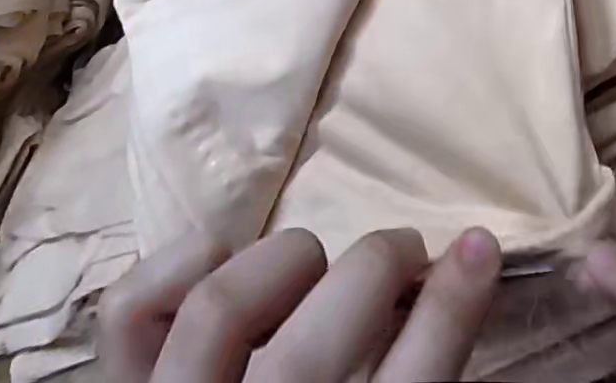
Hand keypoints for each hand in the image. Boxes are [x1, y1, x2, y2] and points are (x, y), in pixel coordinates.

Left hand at [97, 225, 502, 382]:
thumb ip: (404, 375)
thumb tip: (448, 283)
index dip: (449, 314)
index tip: (481, 245)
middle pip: (310, 357)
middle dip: (374, 271)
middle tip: (402, 248)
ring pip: (220, 310)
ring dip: (287, 259)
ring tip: (315, 262)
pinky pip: (134, 306)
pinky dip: (188, 259)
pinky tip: (224, 260)